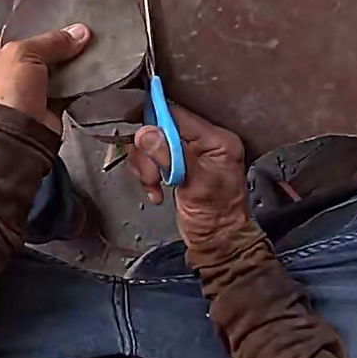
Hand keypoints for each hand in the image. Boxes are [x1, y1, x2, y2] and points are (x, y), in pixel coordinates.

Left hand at [0, 24, 90, 131]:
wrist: (18, 135)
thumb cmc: (5, 95)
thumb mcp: (24, 53)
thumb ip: (51, 41)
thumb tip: (76, 33)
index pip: (16, 37)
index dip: (37, 29)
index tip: (58, 22)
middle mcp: (6, 77)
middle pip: (38, 54)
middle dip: (56, 47)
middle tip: (76, 35)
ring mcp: (27, 94)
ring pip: (53, 72)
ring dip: (68, 65)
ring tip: (85, 49)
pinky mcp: (46, 109)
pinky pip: (65, 90)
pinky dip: (75, 83)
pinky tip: (86, 71)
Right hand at [127, 103, 251, 248]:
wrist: (217, 242)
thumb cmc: (217, 217)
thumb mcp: (195, 184)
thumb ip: (171, 156)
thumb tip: (146, 133)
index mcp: (217, 140)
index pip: (178, 116)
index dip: (155, 122)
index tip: (138, 135)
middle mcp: (204, 142)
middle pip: (160, 129)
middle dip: (149, 153)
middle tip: (151, 175)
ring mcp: (189, 154)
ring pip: (152, 145)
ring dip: (146, 167)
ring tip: (154, 185)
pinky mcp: (177, 166)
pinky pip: (152, 160)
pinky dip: (148, 176)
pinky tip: (156, 191)